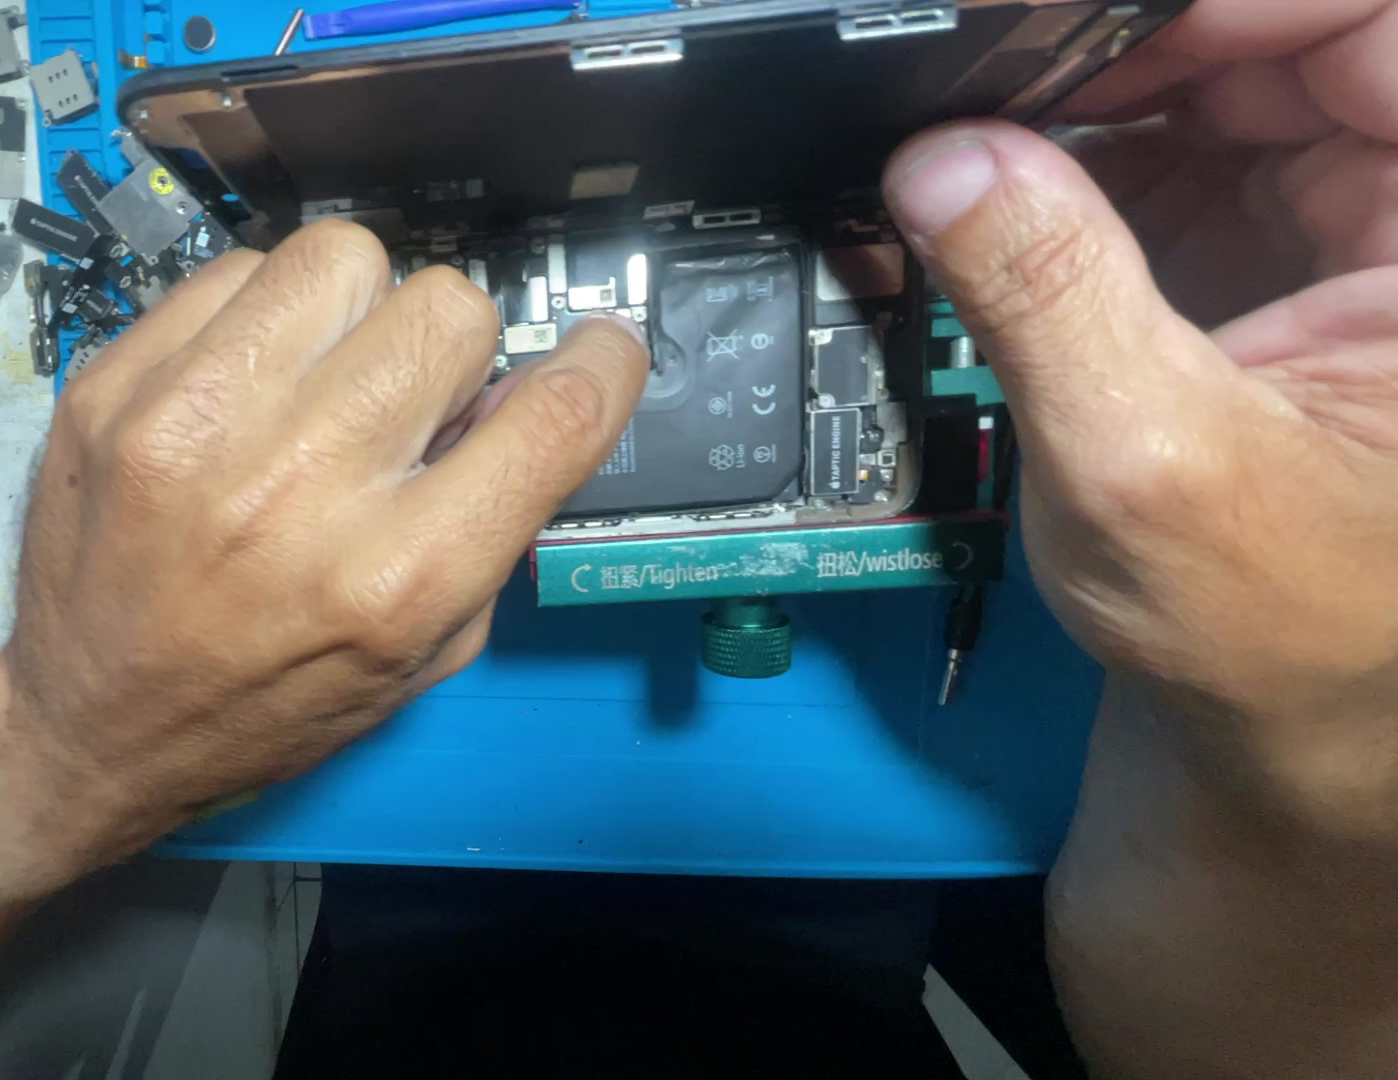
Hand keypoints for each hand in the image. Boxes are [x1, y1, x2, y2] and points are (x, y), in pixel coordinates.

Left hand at [0, 222, 646, 881]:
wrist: (91, 728)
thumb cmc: (274, 707)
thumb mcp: (422, 657)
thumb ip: (493, 530)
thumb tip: (522, 400)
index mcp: (399, 578)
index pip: (551, 420)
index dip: (602, 369)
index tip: (600, 355)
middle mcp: (300, 487)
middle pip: (448, 308)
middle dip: (454, 351)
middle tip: (412, 403)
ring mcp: (192, 422)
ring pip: (342, 256)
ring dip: (362, 310)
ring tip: (327, 376)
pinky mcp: (112, 384)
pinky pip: (237, 272)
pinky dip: (267, 315)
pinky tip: (247, 381)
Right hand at [880, 0, 1397, 824]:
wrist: (1266, 696)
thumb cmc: (1245, 607)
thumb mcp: (1135, 453)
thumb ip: (1044, 294)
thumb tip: (935, 161)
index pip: (1382, 17)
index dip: (1203, 3)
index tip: (1024, 34)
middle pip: (1305, 41)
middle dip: (1125, 54)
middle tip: (968, 101)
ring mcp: (1382, 220)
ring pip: (1241, 93)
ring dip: (1093, 115)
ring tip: (967, 160)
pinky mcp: (1299, 256)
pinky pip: (1198, 162)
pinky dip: (1091, 173)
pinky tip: (1006, 210)